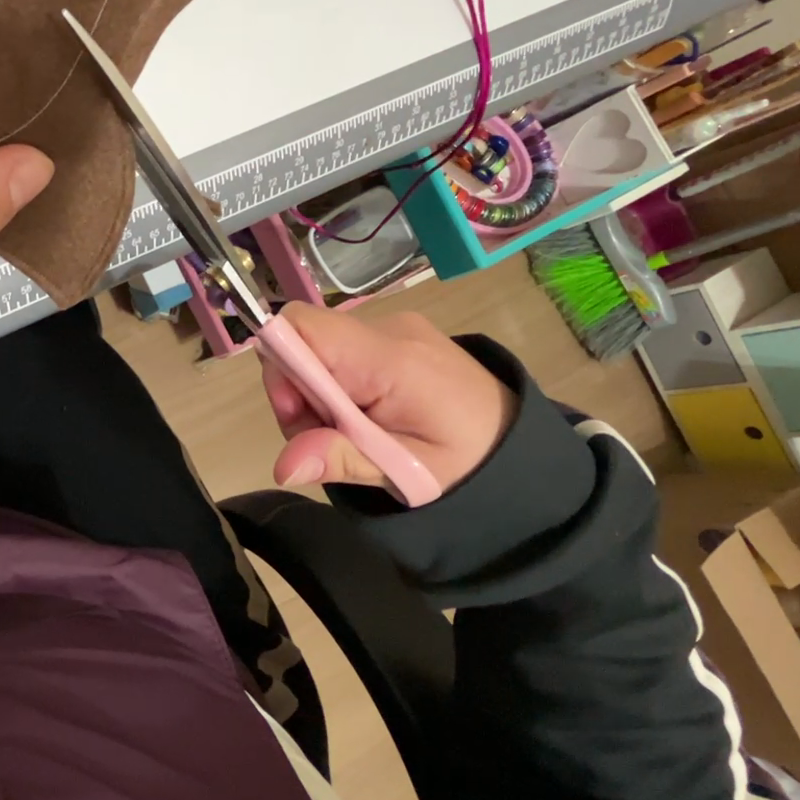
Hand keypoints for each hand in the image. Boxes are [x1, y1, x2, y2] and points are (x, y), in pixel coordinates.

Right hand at [261, 304, 517, 494]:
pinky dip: (336, 387)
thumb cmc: (466, 462)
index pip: (301, 326)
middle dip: (297, 394)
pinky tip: (365, 416)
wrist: (520, 446)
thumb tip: (282, 466)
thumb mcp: (405, 473)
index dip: (280, 365)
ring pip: (316, 351)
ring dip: (316, 396)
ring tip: (354, 433)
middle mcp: (388, 329)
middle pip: (302, 343)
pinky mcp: (393, 335)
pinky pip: (338, 352)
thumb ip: (342, 460)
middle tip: (328, 439)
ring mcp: (392, 328)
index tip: (296, 412)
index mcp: (390, 359)